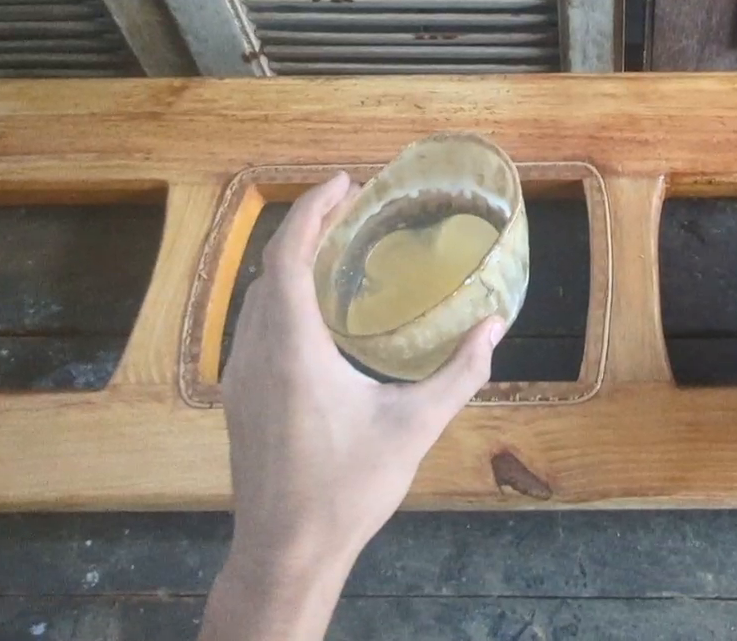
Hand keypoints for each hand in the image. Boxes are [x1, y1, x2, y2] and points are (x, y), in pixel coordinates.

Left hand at [219, 172, 504, 580]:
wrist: (285, 554)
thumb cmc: (349, 487)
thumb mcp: (415, 427)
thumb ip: (460, 372)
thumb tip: (495, 324)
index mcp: (293, 351)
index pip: (288, 258)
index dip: (312, 211)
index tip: (345, 183)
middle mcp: (257, 353)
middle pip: (270, 268)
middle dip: (307, 225)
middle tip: (351, 204)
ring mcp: (241, 375)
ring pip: (258, 295)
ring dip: (292, 258)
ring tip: (338, 242)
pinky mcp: (241, 395)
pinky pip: (255, 321)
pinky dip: (283, 291)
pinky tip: (317, 303)